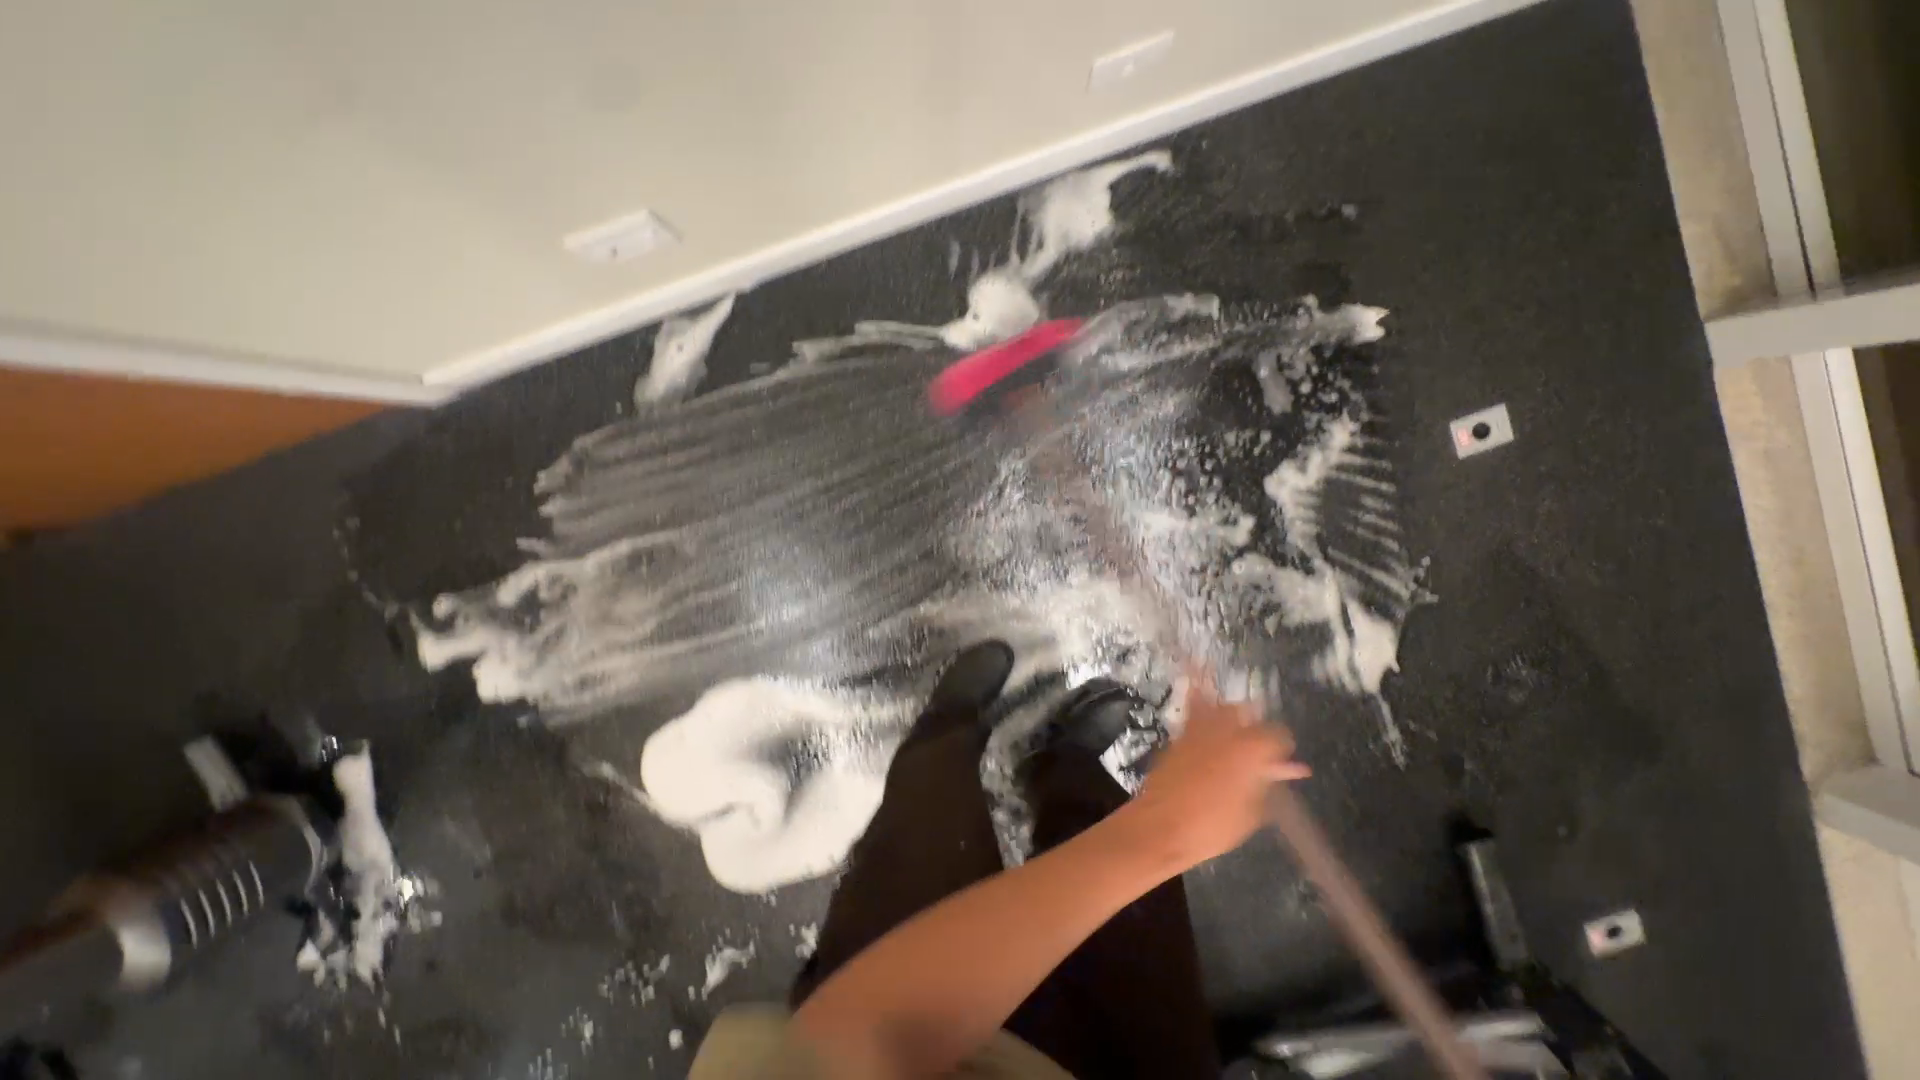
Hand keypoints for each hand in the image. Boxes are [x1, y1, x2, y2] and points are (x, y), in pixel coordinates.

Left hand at [1119, 668, 1310, 871]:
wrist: (1161, 825)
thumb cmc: (1212, 826)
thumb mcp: (1252, 811)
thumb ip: (1269, 783)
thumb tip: (1286, 769)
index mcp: (1252, 749)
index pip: (1279, 735)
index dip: (1283, 751)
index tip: (1283, 765)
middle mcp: (1228, 729)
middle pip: (1252, 716)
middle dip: (1258, 730)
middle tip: (1260, 753)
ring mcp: (1201, 727)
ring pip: (1224, 707)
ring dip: (1234, 714)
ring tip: (1237, 724)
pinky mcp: (1180, 732)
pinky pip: (1192, 700)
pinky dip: (1197, 680)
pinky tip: (1194, 659)